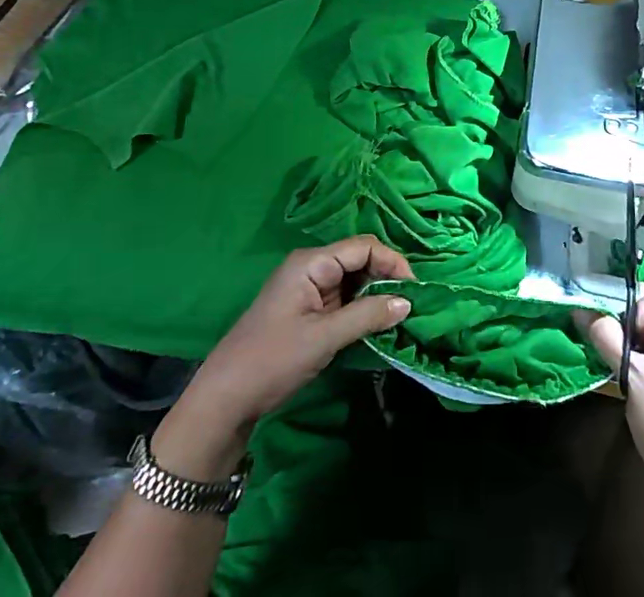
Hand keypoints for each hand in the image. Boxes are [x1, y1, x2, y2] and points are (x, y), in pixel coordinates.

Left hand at [191, 236, 415, 428]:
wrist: (227, 396)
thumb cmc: (273, 359)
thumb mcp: (324, 337)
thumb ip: (367, 315)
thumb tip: (407, 302)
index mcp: (311, 263)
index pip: (363, 247)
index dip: (392, 262)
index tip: (416, 289)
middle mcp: (312, 268)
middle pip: (360, 260)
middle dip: (388, 277)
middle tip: (413, 304)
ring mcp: (310, 289)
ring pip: (355, 280)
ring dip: (378, 294)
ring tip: (403, 314)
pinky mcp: (311, 310)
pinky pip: (346, 299)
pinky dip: (364, 308)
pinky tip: (381, 323)